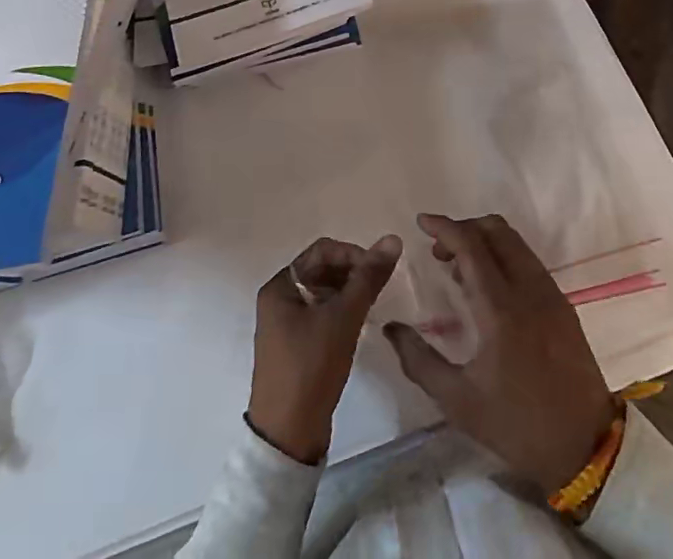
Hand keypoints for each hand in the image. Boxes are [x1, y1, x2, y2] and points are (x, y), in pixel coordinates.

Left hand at [247, 234, 401, 463]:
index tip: (379, 271)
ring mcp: (286, 324)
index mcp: (280, 287)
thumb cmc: (311, 368)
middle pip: (321, 270)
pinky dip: (341, 313)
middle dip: (352, 274)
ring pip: (324, 293)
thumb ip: (368, 278)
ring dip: (349, 293)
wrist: (288, 434)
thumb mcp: (343, 319)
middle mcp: (279, 299)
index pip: (321, 252)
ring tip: (372, 306)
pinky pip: (322, 315)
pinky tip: (359, 325)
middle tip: (379, 290)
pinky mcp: (296, 345)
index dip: (353, 254)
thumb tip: (392, 239)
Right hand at [383, 214, 619, 493]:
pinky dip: (504, 258)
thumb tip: (391, 328)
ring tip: (459, 270)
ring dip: (484, 242)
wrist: (587, 447)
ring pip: (516, 244)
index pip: (471, 245)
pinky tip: (488, 289)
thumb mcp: (457, 400)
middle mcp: (529, 290)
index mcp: (500, 308)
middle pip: (497, 231)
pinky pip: (529, 263)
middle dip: (463, 228)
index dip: (444, 227)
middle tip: (438, 250)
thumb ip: (419, 359)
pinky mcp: (563, 307)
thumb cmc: (517, 424)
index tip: (421, 222)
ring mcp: (551, 296)